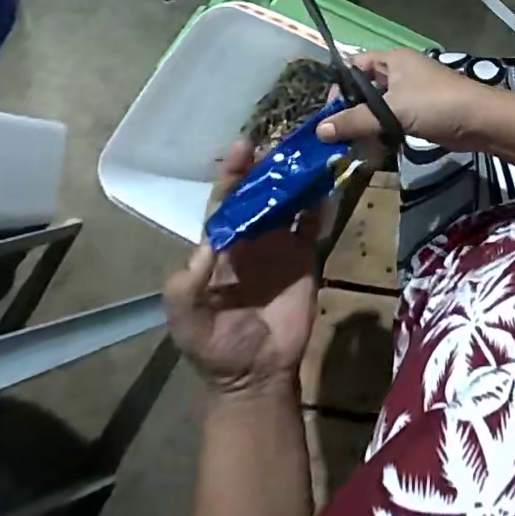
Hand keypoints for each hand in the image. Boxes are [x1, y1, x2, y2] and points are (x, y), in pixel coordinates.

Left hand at [164, 141, 319, 395]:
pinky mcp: (305, 255)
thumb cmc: (218, 349)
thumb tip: (206, 246)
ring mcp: (279, 245)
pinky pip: (313, 223)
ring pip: (287, 201)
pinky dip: (320, 202)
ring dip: (294, 178)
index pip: (224, 203)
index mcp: (220, 248)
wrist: (259, 375)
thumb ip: (187, 289)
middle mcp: (250, 239)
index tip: (242, 147)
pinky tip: (327, 182)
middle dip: (266, 167)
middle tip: (281, 140)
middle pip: (258, 194)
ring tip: (307, 152)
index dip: (231, 176)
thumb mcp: (189, 323)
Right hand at [318, 49, 500, 154]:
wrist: (480, 121)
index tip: (329, 110)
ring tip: (350, 144)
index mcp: (393, 60)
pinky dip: (382, 131)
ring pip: (379, 107)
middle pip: (366, 88)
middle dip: (351, 109)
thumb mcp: (391, 110)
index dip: (340, 84)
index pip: (355, 64)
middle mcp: (401, 72)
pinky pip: (393, 120)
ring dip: (366, 123)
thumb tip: (319, 130)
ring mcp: (412, 93)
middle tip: (335, 132)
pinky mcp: (421, 113)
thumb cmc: (435, 104)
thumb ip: (355, 120)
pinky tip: (372, 148)